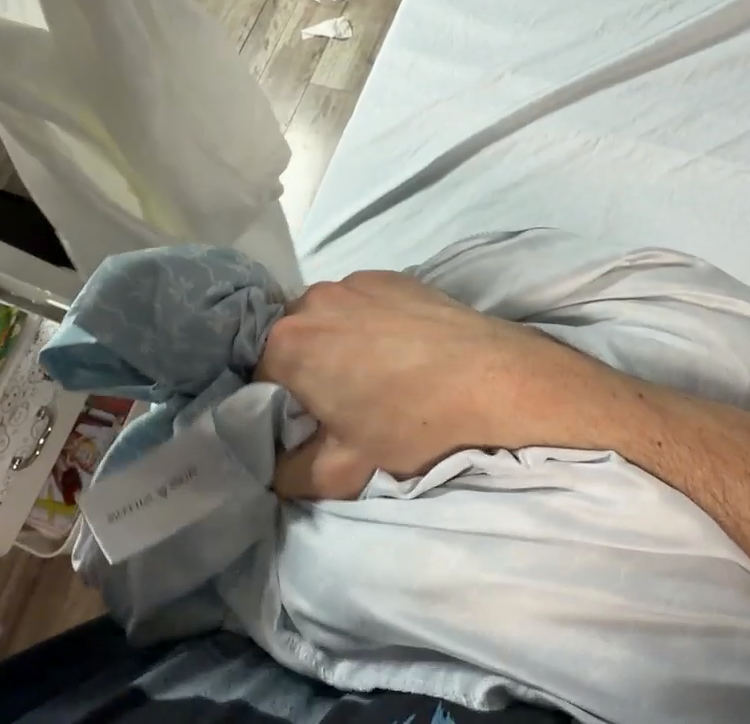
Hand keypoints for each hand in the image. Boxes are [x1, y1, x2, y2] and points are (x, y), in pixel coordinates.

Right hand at [255, 271, 608, 498]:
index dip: (276, 411)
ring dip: (335, 346)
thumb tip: (269, 465)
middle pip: (289, 344)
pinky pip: (361, 303)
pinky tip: (400, 352)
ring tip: (375, 376)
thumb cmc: (412, 425)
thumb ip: (285, 473)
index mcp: (287, 344)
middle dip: (304, 374)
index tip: (306, 429)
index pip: (256, 381)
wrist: (494, 379)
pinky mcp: (391, 276)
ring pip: (326, 320)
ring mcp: (355, 281)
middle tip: (340, 406)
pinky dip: (367, 324)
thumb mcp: (340, 470)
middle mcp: (312, 300)